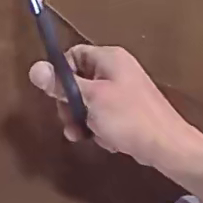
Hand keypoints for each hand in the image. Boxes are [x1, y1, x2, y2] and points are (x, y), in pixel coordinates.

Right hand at [29, 45, 202, 178]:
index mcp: (109, 58)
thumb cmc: (130, 118)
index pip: (73, 55)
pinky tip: (106, 139)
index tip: (57, 96)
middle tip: (71, 122)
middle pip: (78, 80)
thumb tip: (35, 68)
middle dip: (71, 104)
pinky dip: (100, 128)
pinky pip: (102, 115)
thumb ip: (62, 84)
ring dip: (84, 120)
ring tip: (88, 135)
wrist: (167, 147)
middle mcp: (116, 69)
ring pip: (88, 101)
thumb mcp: (90, 99)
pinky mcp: (127, 110)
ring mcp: (123, 90)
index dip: (61, 75)